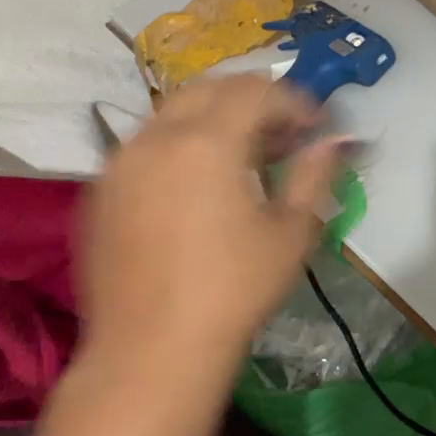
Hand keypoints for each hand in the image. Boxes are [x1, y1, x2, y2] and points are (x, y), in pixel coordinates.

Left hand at [76, 75, 343, 400]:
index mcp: (206, 142)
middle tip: (288, 134)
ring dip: (216, 121)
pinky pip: (146, 148)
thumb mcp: (294, 229)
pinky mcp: (99, 193)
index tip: (320, 128)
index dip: (296, 101)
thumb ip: (315, 174)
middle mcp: (154, 139)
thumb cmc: (237, 285)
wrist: (152, 345)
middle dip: (254, 100)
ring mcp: (118, 165)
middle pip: (208, 90)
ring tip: (250, 159)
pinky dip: (183, 148)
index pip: (256, 91)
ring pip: (172, 115)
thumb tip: (335, 142)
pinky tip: (206, 187)